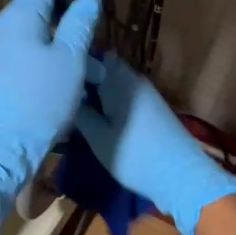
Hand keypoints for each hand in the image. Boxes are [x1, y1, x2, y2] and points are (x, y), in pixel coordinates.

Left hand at [0, 0, 101, 234]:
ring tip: (86, 71)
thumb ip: (79, 23)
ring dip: (59, 47)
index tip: (94, 8)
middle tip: (94, 44)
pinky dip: (43, 63)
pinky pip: (21, 57)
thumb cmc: (39, 99)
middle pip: (38, 10)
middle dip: (68, 22)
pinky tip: (60, 84)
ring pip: (32, 37)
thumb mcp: (70, 59)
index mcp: (17, 15)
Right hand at [74, 54, 235, 234]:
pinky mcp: (151, 108)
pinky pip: (123, 95)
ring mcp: (145, 93)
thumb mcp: (98, 138)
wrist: (182, 177)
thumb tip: (63, 95)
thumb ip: (80, 112)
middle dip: (83, 79)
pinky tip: (96, 117)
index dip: (72, 64)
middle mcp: (134, 80)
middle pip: (103, 69)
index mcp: (120, 80)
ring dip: (96, 92)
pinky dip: (108, 102)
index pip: (92, 57)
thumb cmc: (135, 156)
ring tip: (74, 107)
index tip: (53, 77)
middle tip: (60, 95)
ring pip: (113, 83)